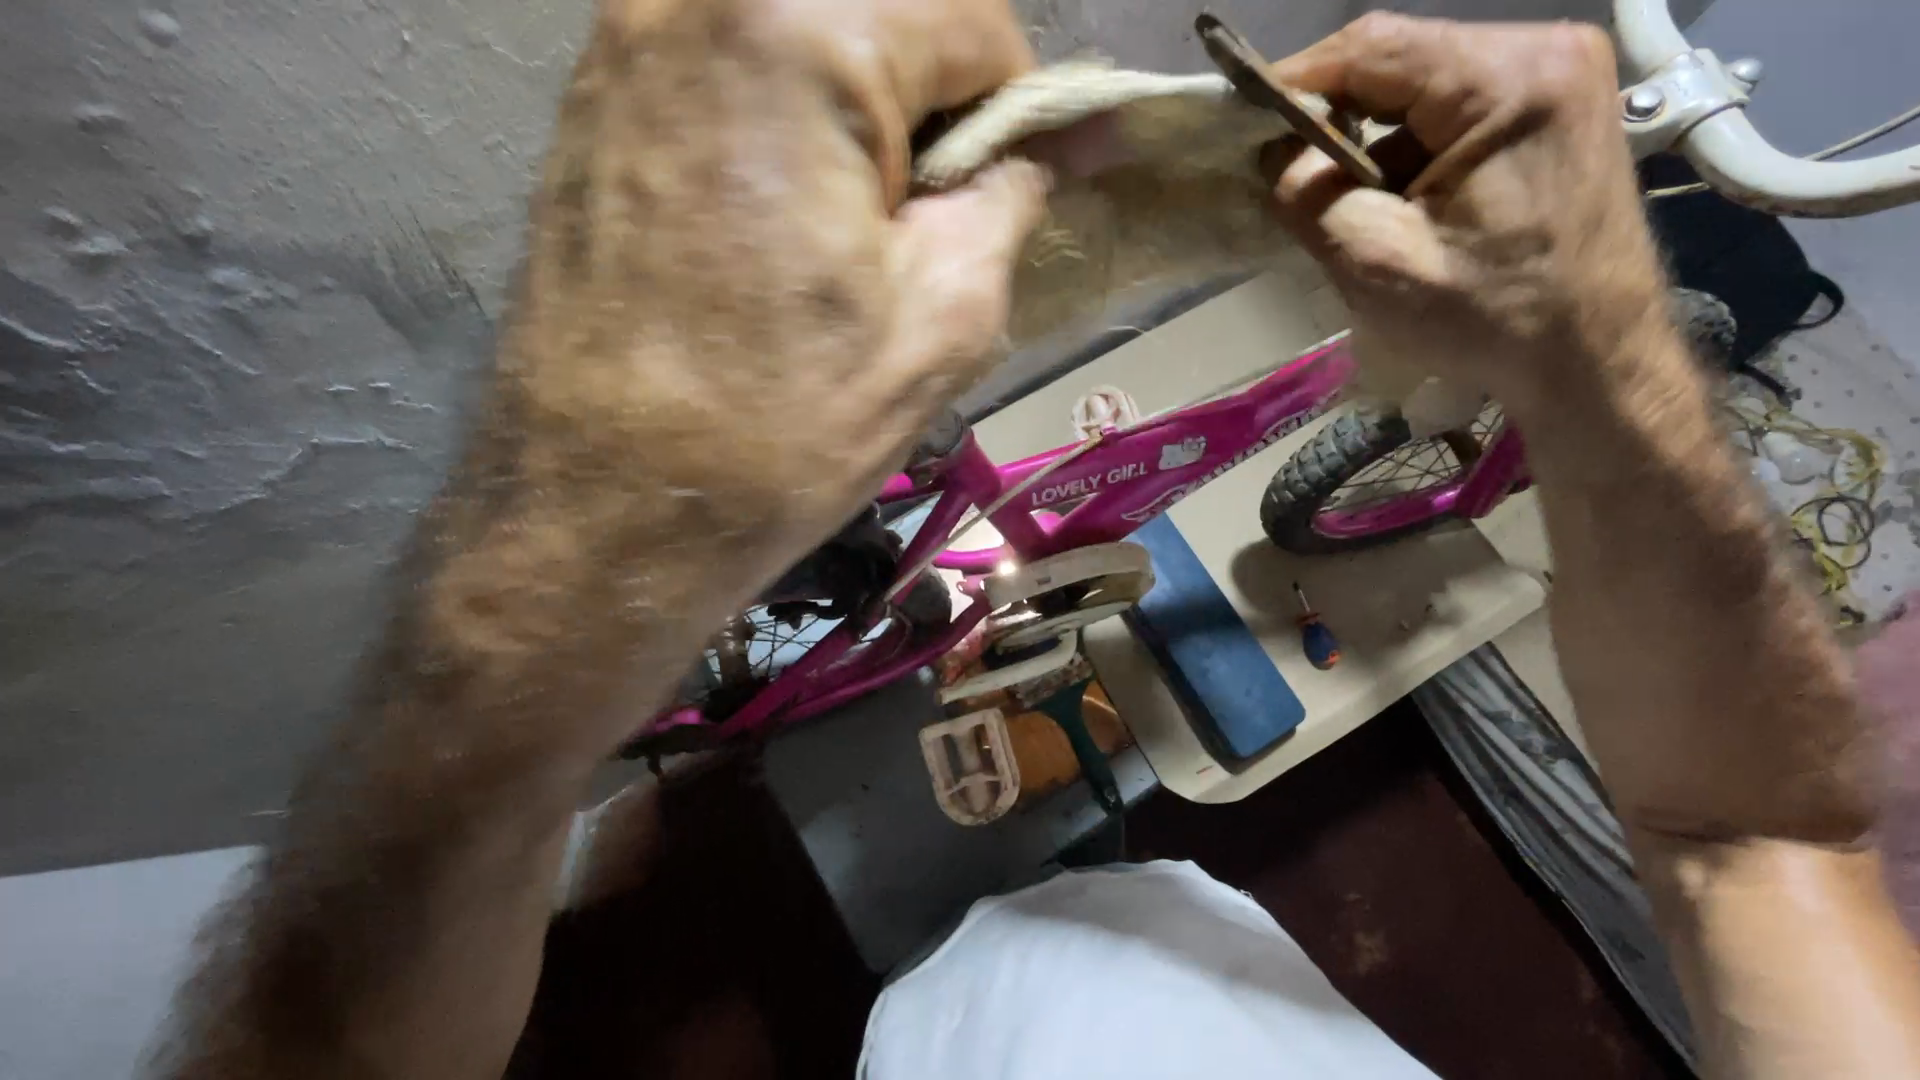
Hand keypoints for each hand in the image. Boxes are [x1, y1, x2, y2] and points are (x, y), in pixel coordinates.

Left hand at [415, 0, 1047, 767]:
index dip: (1025, 108)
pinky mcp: (590, 105)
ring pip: (802, 35)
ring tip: (865, 229)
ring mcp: (624, 44)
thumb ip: (1009, 197)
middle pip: (881, 13)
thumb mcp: (943, 320)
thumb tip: (1060, 143)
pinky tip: (790, 222)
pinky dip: (788, 124)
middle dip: (939, 105)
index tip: (1031, 183)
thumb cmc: (784, 427)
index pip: (974, 20)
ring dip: (862, 116)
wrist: (607, 512)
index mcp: (799, 27)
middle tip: (944, 216)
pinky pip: (731, 74)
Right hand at [1260, 15, 1669, 415]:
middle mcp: (1543, 52)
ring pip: (1421, 86)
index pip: (1373, 48)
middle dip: (1333, 116)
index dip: (1296, 80)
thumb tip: (1272, 154)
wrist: (1592, 353)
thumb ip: (1310, 198)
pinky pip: (1453, 107)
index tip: (1242, 121)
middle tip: (1288, 173)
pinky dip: (1408, 149)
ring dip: (1369, 139)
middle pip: (1399, 62)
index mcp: (1507, 81)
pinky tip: (1397, 201)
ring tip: (1348, 203)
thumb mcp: (1377, 265)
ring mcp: (1556, 76)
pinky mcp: (1554, 107)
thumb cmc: (1491, 317)